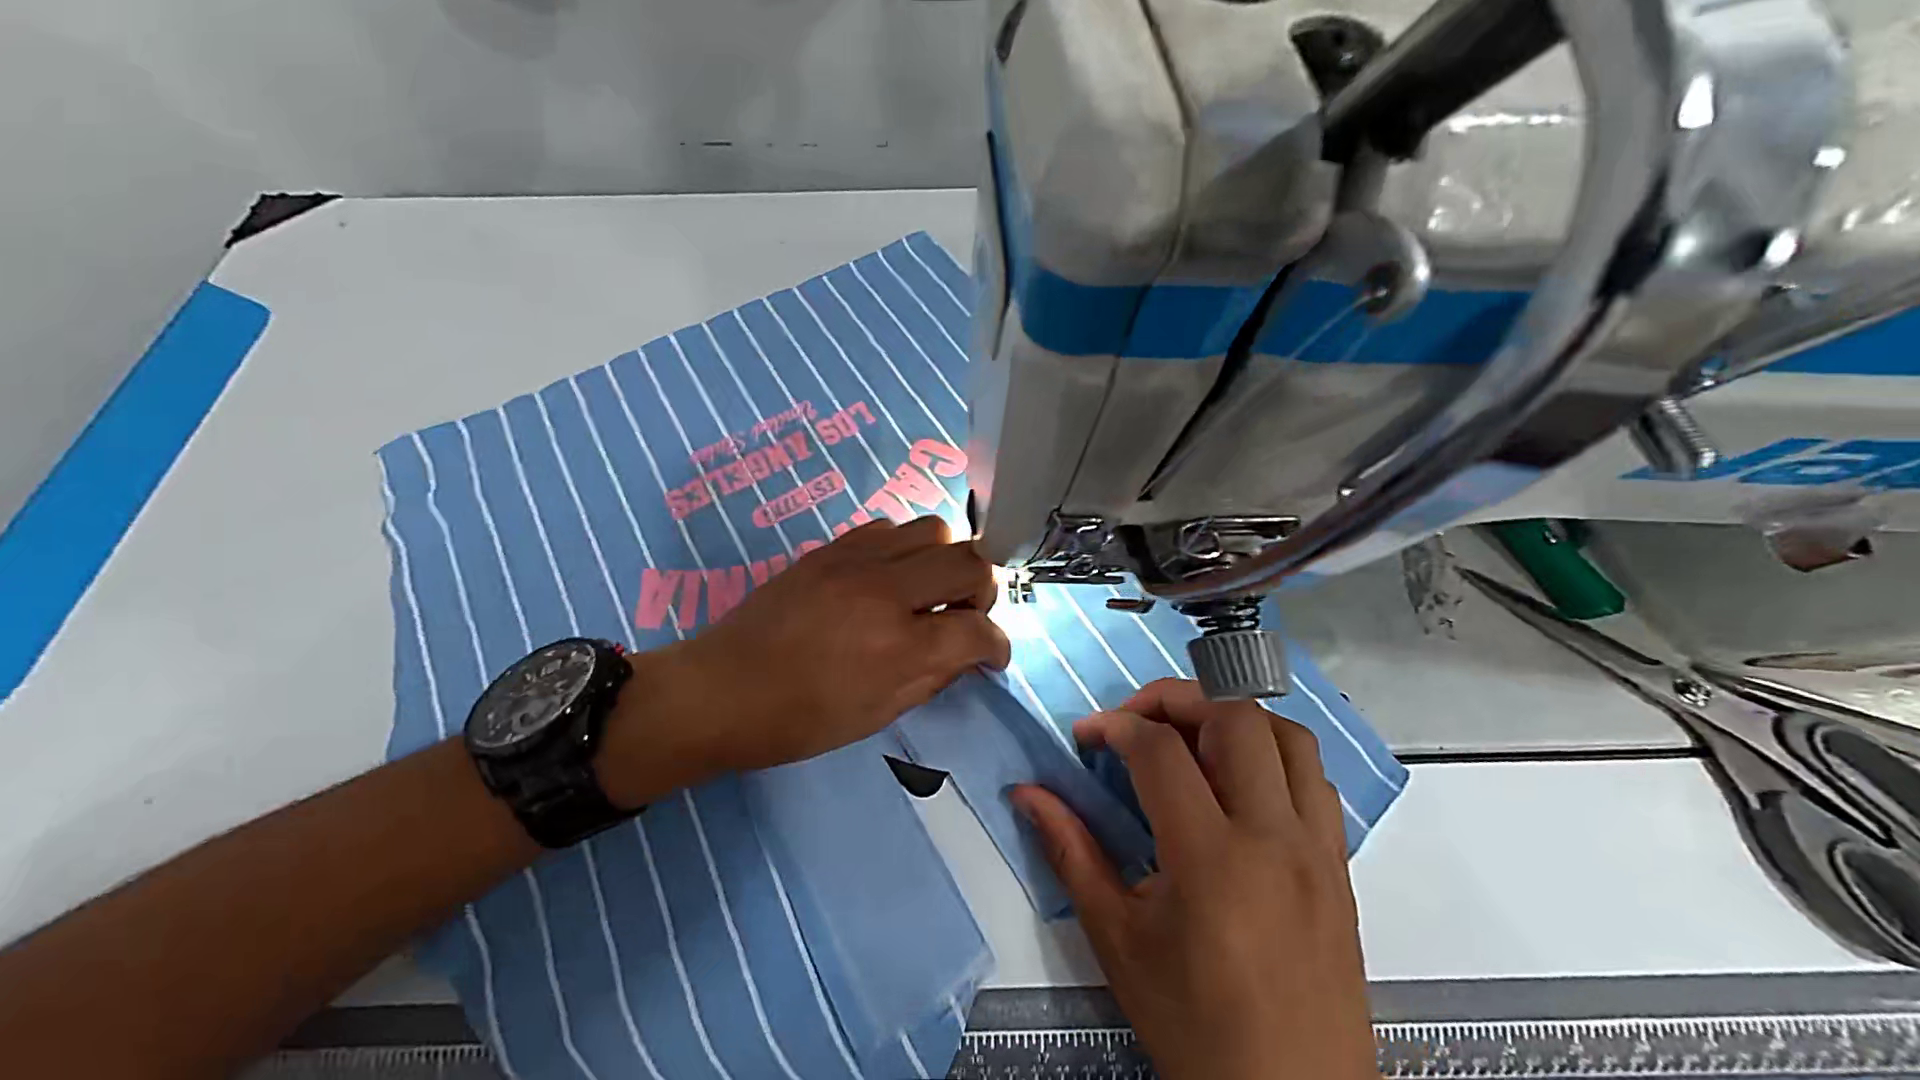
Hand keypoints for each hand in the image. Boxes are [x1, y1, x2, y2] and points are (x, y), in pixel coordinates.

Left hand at [601, 516, 1009, 804]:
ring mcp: (855, 561)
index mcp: (899, 647)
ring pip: (934, 528)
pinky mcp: (829, 548)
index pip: (979, 630)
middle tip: (964, 616)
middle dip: (982, 591)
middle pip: (970, 561)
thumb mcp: (878, 714)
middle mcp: (884, 592)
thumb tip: (967, 652)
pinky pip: (888, 527)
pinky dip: (904, 549)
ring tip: (926, 591)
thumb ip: (934, 677)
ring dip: (945, 560)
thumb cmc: (799, 721)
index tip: (991, 656)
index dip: (997, 646)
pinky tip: (887, 578)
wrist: (719, 690)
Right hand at [1012, 679, 1378, 1079]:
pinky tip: (1240, 782)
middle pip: (1234, 718)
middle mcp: (1274, 839)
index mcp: (1212, 859)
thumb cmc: (1193, 1024)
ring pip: (1287, 737)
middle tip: (1137, 723)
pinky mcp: (1340, 866)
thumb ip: (1071, 852)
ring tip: (1190, 739)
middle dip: (1176, 700)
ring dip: (1233, 718)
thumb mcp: (1117, 939)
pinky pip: (1315, 780)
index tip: (1089, 737)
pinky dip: (1274, 754)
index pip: (1161, 751)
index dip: (1116, 726)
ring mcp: (1318, 849)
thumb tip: (1028, 794)